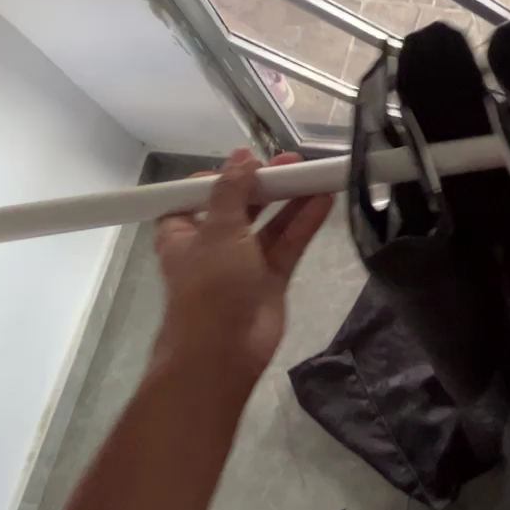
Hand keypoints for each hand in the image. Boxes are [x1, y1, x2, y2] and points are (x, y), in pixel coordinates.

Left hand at [152, 149, 333, 381]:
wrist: (223, 352)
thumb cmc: (209, 287)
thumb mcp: (218, 230)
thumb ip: (233, 191)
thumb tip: (241, 157)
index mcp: (184, 232)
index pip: (198, 195)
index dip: (221, 176)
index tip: (247, 162)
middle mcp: (213, 244)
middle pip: (241, 205)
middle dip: (265, 184)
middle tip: (291, 162)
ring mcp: (244, 261)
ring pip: (270, 222)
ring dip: (290, 200)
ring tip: (315, 174)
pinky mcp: (271, 276)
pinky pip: (289, 242)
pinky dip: (305, 222)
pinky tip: (324, 200)